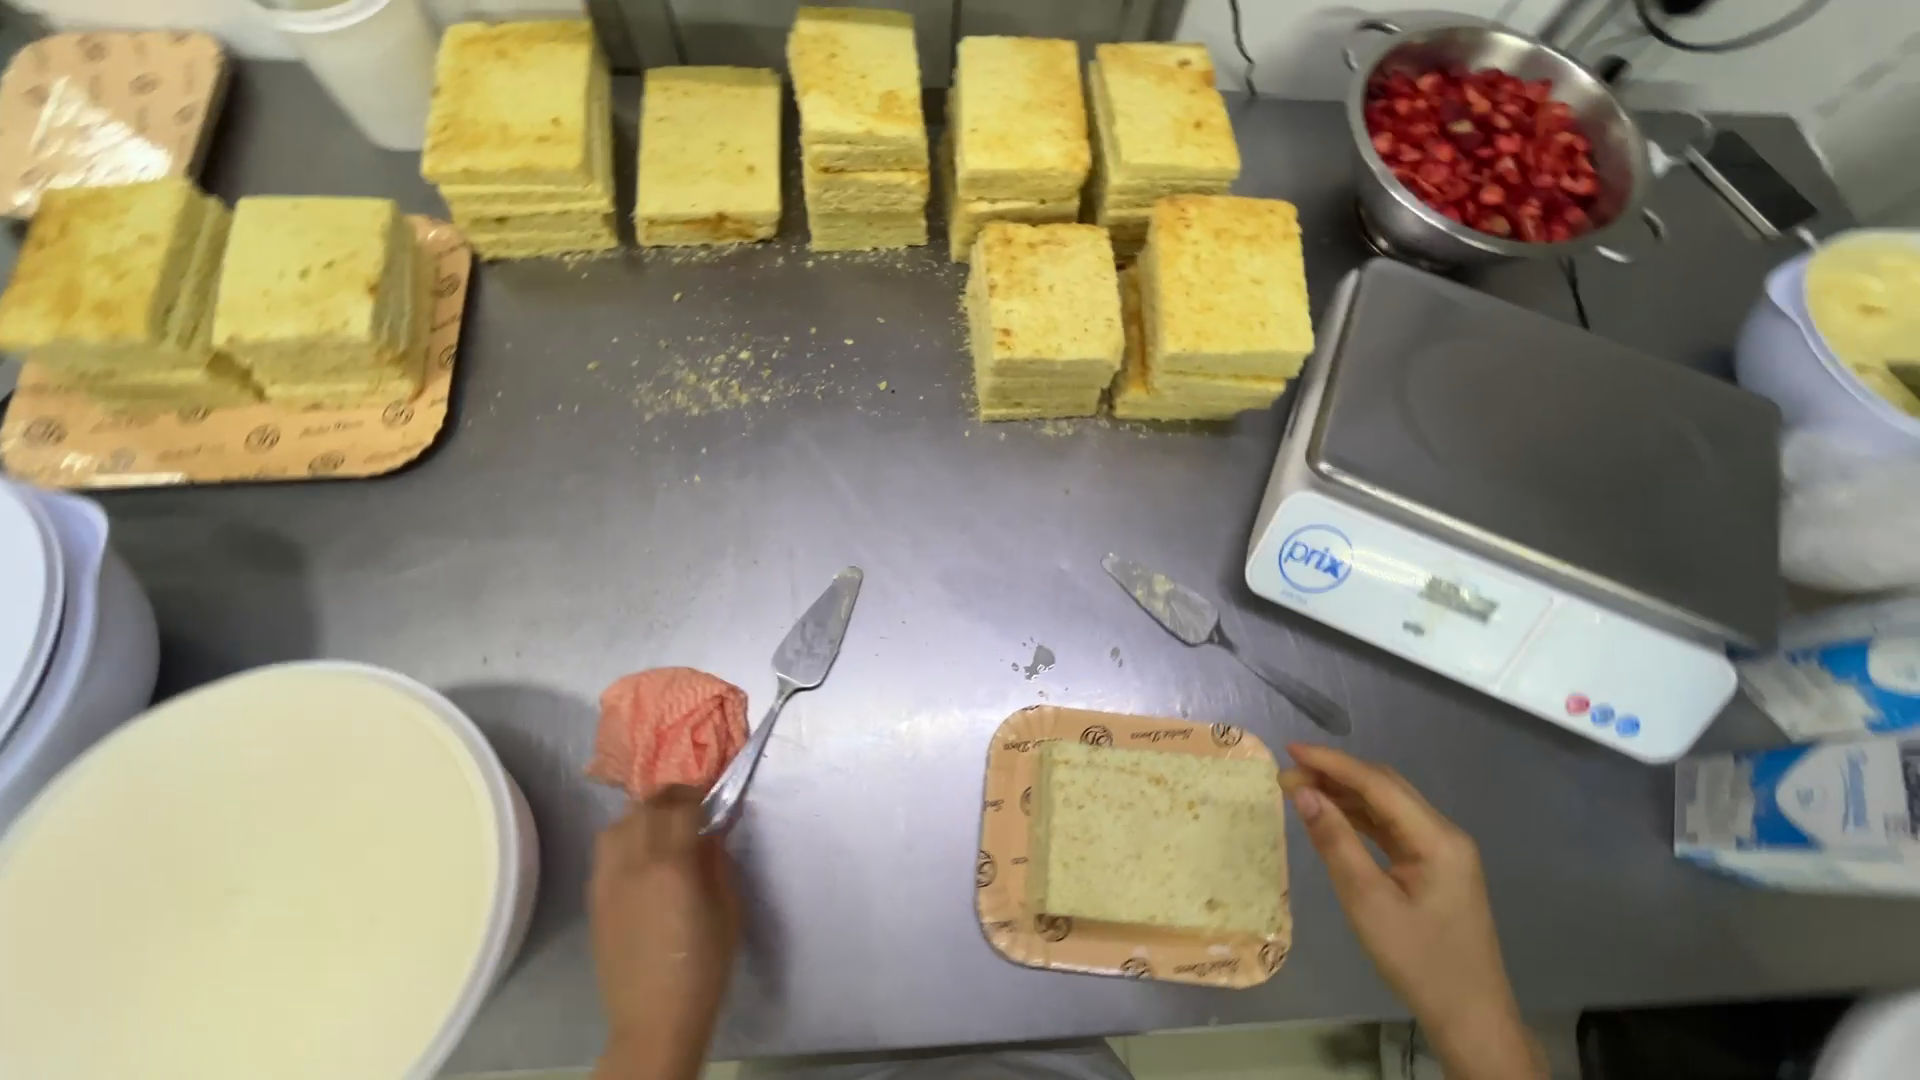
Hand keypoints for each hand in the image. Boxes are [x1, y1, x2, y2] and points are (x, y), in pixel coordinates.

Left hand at [589, 787, 738, 1079]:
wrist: (655, 1016)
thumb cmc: (704, 964)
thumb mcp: (728, 908)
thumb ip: (717, 862)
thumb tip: (709, 833)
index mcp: (672, 864)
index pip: (681, 806)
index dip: (698, 794)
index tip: (712, 798)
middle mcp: (634, 863)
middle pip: (646, 808)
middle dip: (670, 798)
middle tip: (691, 804)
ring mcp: (608, 880)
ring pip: (617, 825)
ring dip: (642, 815)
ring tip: (662, 826)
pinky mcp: (595, 899)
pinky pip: (605, 852)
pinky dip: (624, 839)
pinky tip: (642, 855)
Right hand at [1286, 745, 1542, 1079]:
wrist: (1470, 1017)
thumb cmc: (1418, 961)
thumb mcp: (1367, 901)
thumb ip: (1335, 842)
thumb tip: (1302, 792)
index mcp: (1437, 838)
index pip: (1377, 784)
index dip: (1331, 763)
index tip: (1289, 751)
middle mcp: (1444, 834)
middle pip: (1384, 786)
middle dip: (1335, 774)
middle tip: (1287, 775)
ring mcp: (1442, 850)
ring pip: (1387, 804)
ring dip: (1345, 793)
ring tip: (1300, 790)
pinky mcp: (1434, 866)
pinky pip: (1391, 827)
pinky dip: (1359, 815)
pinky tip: (1331, 815)